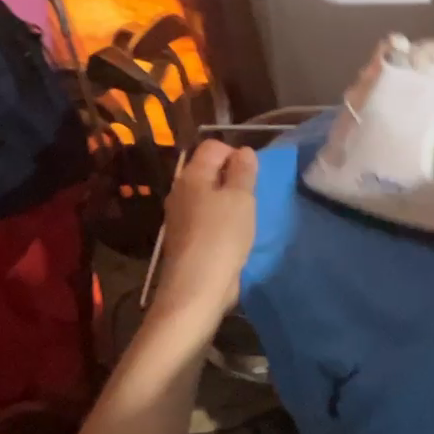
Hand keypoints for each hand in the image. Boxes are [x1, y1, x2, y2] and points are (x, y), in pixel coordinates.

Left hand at [150, 139, 257, 322]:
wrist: (196, 287)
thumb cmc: (222, 236)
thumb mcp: (241, 198)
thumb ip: (243, 171)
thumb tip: (244, 152)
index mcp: (192, 175)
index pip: (213, 147)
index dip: (235, 153)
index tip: (254, 174)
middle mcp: (180, 190)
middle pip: (208, 170)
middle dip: (233, 177)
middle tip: (253, 195)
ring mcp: (179, 215)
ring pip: (208, 195)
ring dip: (228, 200)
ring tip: (247, 216)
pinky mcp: (184, 237)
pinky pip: (205, 216)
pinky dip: (220, 219)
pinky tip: (233, 234)